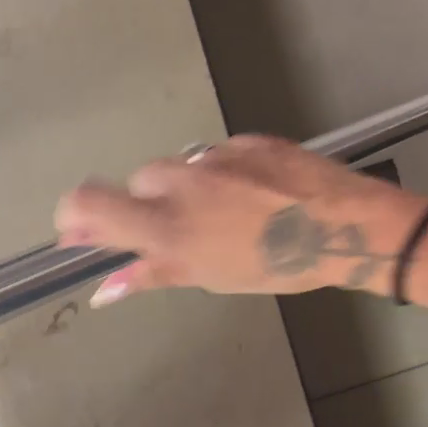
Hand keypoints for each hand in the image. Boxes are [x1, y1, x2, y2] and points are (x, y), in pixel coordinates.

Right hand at [54, 134, 427, 306]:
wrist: (348, 224)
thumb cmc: (282, 263)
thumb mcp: (215, 277)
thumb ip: (156, 272)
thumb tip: (107, 286)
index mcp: (166, 224)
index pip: (87, 202)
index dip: (79, 213)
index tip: (90, 227)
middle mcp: (187, 183)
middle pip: (142, 179)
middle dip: (152, 198)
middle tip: (184, 223)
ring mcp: (224, 156)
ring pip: (188, 163)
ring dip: (195, 182)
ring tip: (233, 207)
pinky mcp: (259, 140)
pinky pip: (228, 152)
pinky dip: (232, 168)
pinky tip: (260, 187)